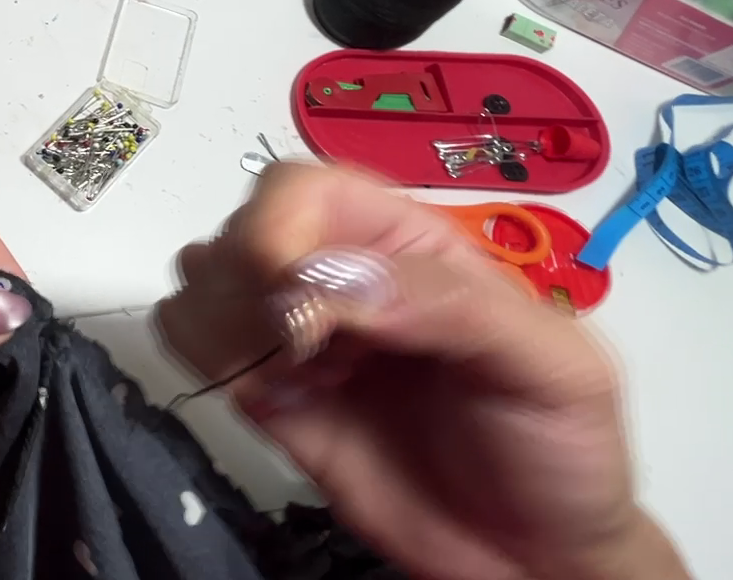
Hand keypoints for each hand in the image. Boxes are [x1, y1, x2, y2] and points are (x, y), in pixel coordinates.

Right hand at [157, 163, 687, 579]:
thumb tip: (326, 287)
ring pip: (194, 274)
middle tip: (315, 359)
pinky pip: (177, 330)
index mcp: (392, 238)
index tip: (293, 302)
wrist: (522, 553)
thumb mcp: (555, 369)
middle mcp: (322, 262)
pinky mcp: (244, 368)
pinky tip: (273, 392)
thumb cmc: (553, 448)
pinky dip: (206, 357)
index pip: (295, 188)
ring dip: (229, 330)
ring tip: (301, 379)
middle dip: (255, 295)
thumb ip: (454, 308)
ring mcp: (275, 315)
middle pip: (235, 230)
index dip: (275, 229)